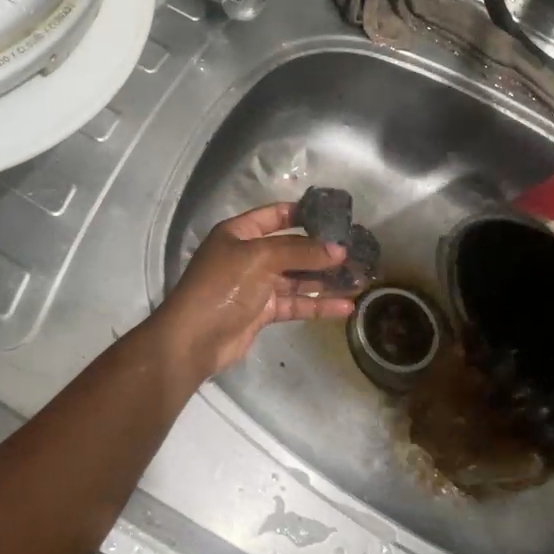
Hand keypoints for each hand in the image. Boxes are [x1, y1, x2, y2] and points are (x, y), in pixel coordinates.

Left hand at [153, 203, 357, 379]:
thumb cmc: (222, 287)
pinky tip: (345, 307)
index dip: (303, 214)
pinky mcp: (262, 312)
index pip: (275, 216)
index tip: (335, 217)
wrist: (193, 339)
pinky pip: (295, 303)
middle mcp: (247, 255)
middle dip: (323, 252)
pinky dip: (318, 304)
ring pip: (297, 278)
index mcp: (238, 233)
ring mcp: (255, 285)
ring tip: (360, 280)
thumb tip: (338, 249)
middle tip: (357, 253)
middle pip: (291, 249)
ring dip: (326, 280)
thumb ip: (299, 251)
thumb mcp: (259, 259)